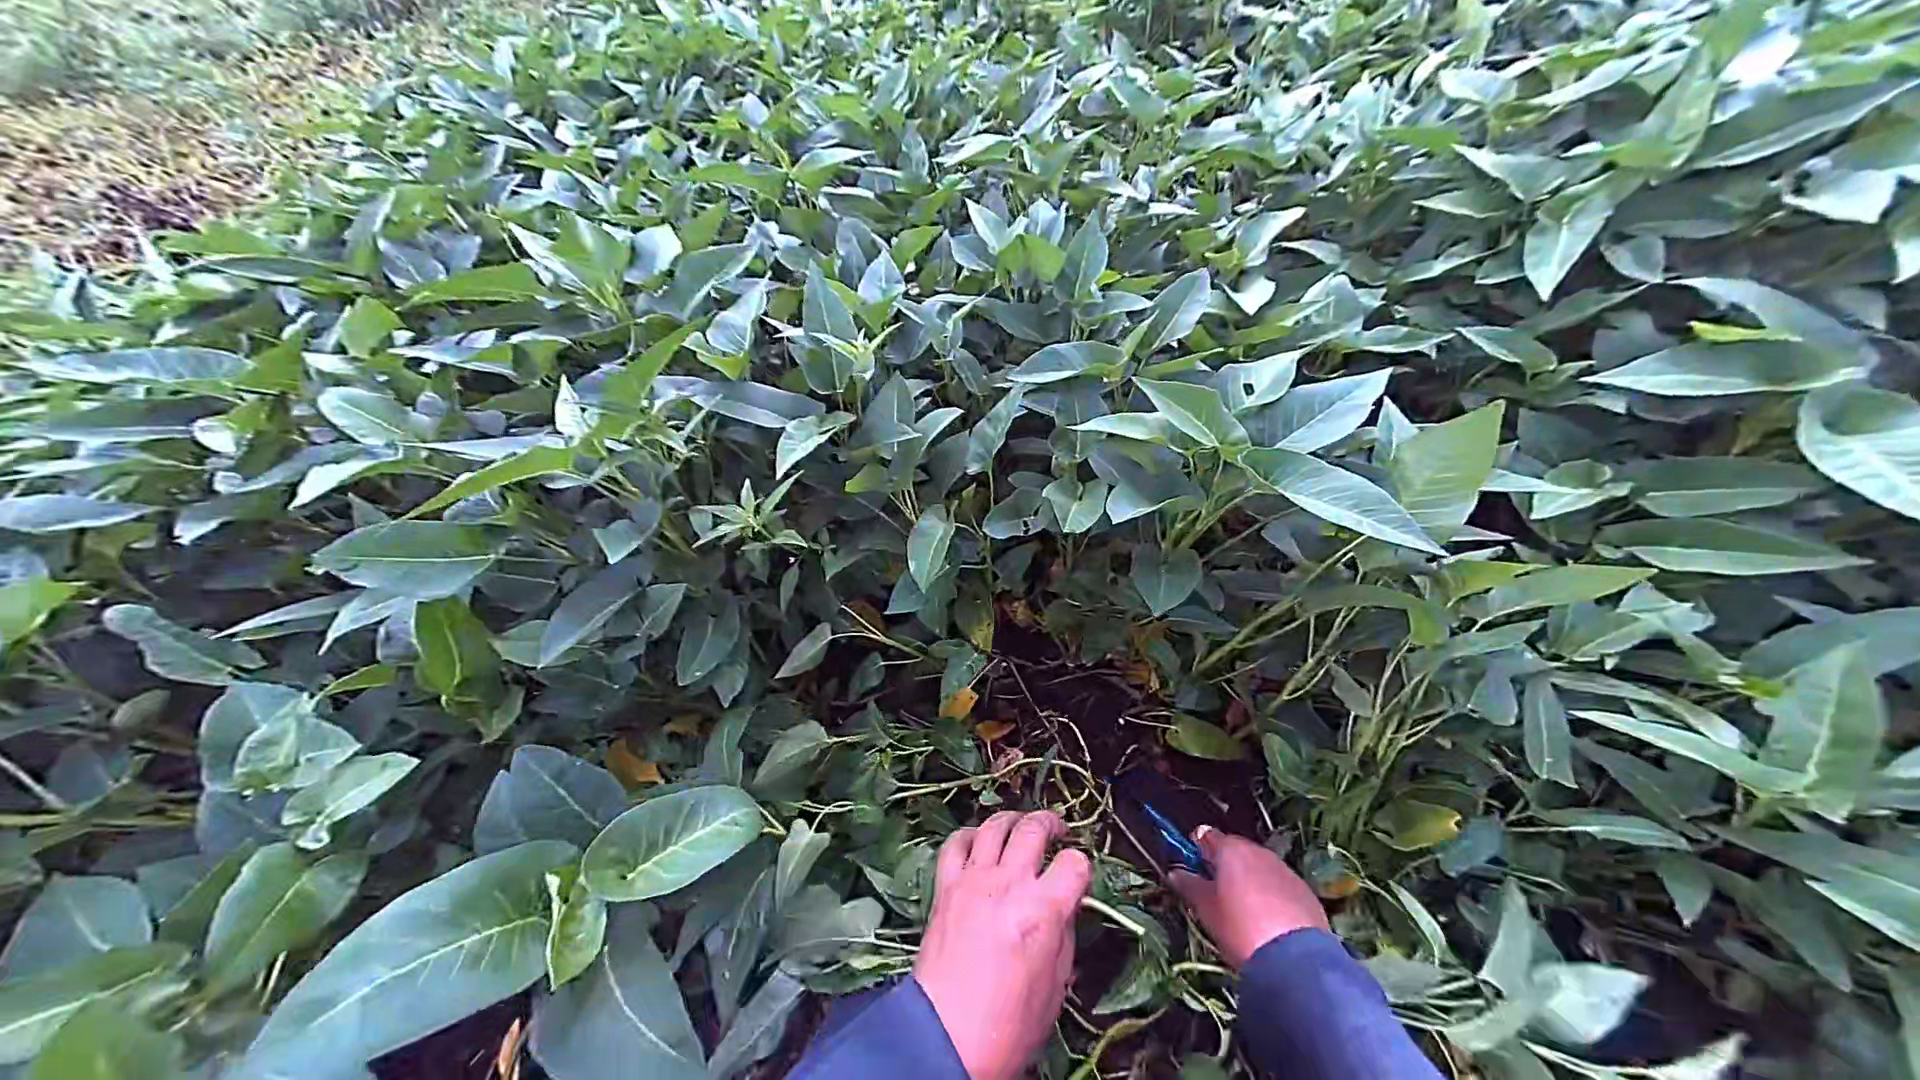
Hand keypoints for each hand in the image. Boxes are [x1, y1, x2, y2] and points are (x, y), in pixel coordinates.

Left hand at [914, 810, 1092, 1079]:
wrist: (946, 1036)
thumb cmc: (1007, 1024)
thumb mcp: (1055, 984)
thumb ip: (1064, 934)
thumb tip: (1065, 906)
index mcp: (1042, 911)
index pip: (1074, 863)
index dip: (1082, 866)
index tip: (1079, 874)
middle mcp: (1008, 885)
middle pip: (1034, 829)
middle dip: (1051, 823)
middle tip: (1057, 830)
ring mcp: (974, 881)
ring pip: (995, 826)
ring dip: (1013, 819)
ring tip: (1021, 824)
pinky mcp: (946, 886)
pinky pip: (956, 843)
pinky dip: (970, 835)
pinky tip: (979, 840)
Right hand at [1167, 825, 1328, 967]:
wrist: (1295, 962)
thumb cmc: (1241, 929)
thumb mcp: (1206, 909)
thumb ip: (1189, 886)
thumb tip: (1177, 874)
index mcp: (1231, 849)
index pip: (1206, 835)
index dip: (1196, 849)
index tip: (1191, 867)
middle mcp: (1259, 852)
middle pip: (1235, 850)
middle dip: (1224, 866)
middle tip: (1214, 892)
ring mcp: (1285, 871)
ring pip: (1259, 868)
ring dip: (1248, 880)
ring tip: (1242, 910)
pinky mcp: (1306, 893)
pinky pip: (1280, 886)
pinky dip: (1271, 895)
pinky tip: (1268, 921)